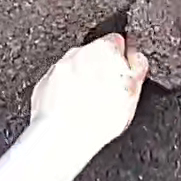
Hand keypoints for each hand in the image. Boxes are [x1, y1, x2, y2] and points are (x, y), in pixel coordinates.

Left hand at [28, 34, 147, 163]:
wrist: (64, 138)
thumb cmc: (99, 119)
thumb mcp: (133, 93)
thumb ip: (137, 69)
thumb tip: (137, 57)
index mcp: (104, 48)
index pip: (117, 41)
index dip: (121, 59)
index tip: (122, 73)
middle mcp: (78, 52)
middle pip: (94, 54)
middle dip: (99, 69)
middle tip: (106, 93)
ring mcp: (59, 68)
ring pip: (75, 69)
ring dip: (81, 80)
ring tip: (88, 105)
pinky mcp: (44, 83)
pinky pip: (58, 84)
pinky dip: (64, 93)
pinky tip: (72, 109)